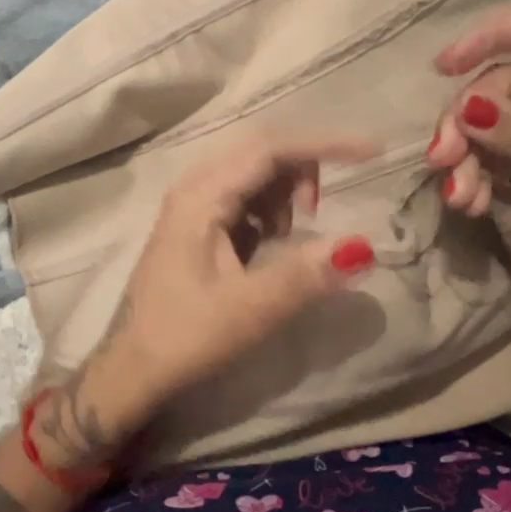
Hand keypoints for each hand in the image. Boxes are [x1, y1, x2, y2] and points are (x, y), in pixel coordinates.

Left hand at [102, 135, 381, 401]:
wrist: (137, 367)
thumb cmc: (189, 335)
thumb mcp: (252, 309)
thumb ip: (305, 274)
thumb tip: (362, 246)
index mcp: (201, 197)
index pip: (270, 148)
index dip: (324, 145)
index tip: (372, 153)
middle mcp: (194, 189)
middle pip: (262, 153)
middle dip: (303, 172)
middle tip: (317, 215)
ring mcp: (192, 206)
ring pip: (254, 176)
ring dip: (285, 195)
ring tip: (289, 241)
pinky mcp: (197, 226)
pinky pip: (243, 199)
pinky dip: (269, 212)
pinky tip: (269, 247)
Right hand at [425, 6, 510, 358]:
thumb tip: (463, 109)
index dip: (489, 37)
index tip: (444, 67)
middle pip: (500, 87)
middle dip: (467, 121)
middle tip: (443, 158)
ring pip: (487, 129)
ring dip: (465, 158)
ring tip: (459, 196)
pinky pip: (489, 166)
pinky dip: (473, 181)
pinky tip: (468, 204)